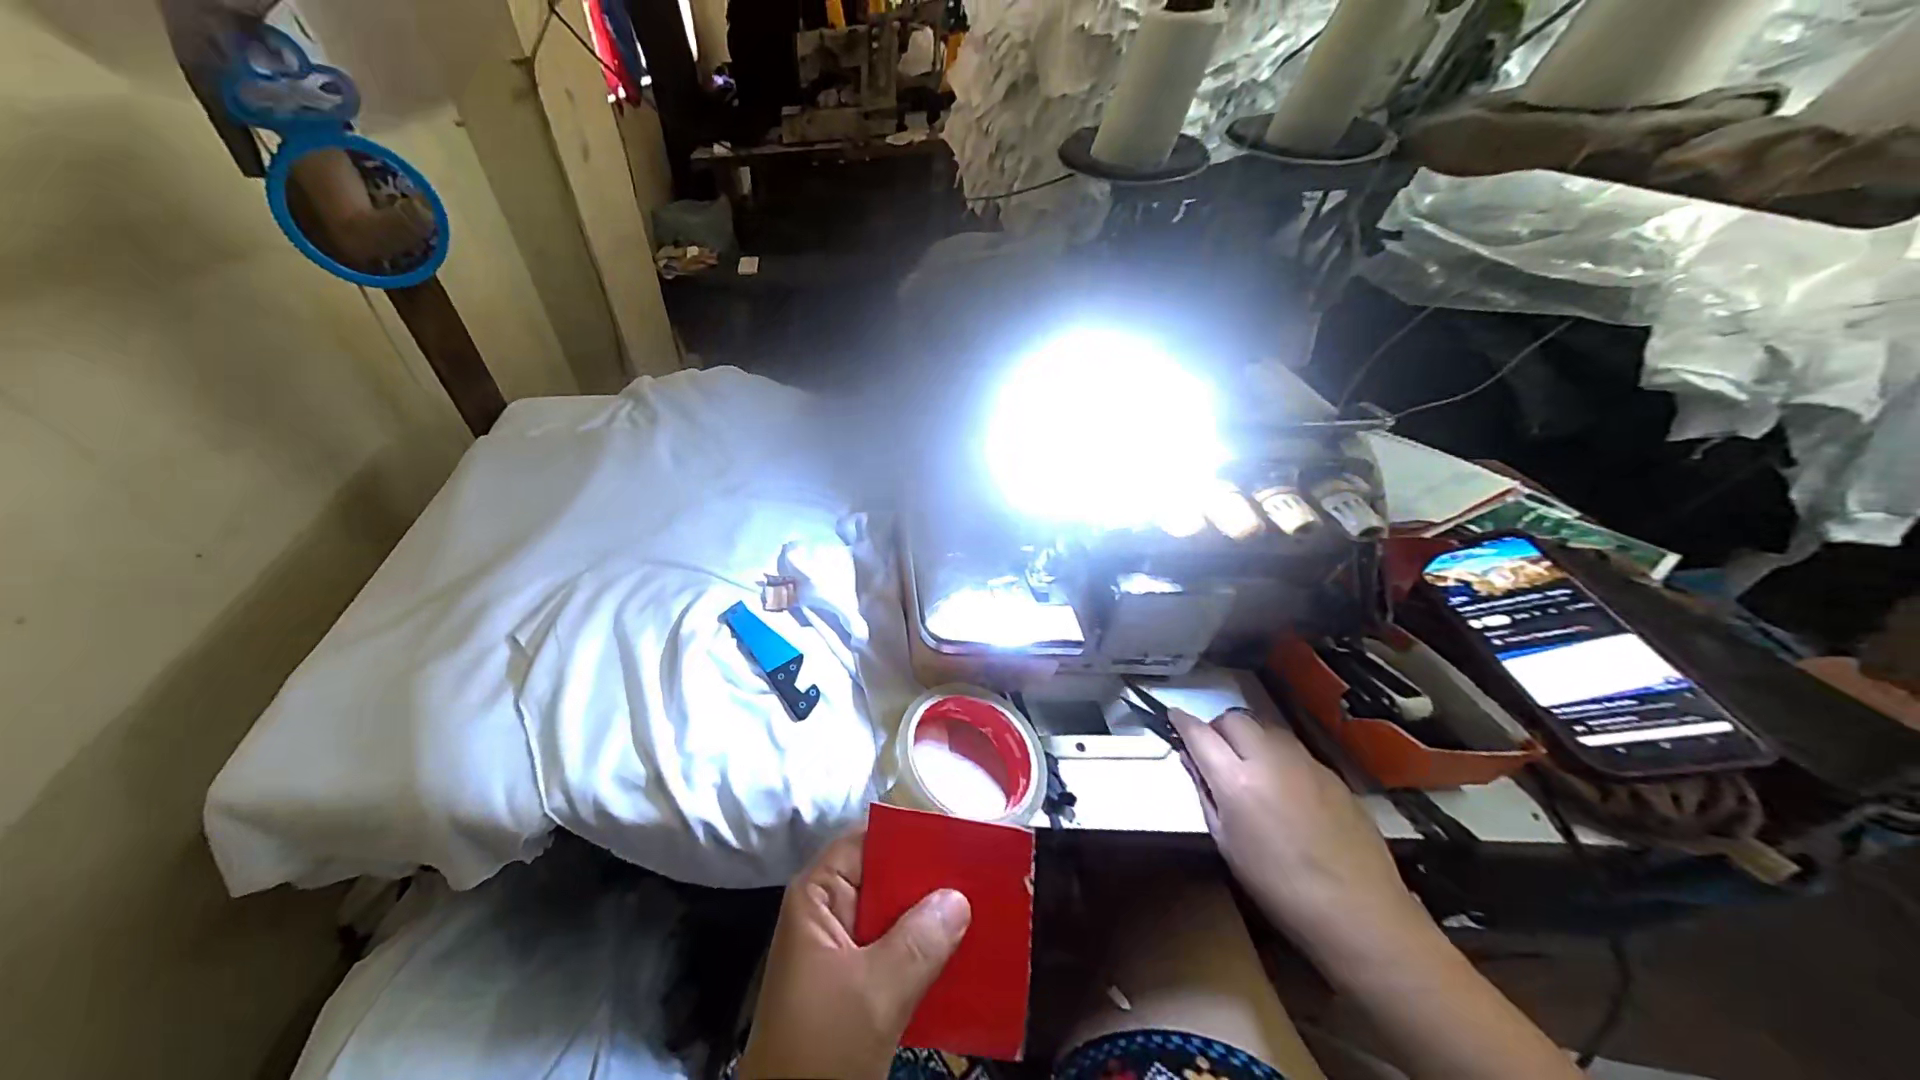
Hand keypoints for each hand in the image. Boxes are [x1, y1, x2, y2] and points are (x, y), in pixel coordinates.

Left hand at [738, 830, 972, 1079]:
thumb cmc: (820, 1049)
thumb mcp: (874, 993)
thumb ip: (918, 941)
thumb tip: (959, 897)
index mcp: (819, 896)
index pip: (869, 841)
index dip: (913, 834)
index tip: (963, 835)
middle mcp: (830, 912)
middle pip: (888, 876)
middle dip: (933, 878)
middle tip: (987, 873)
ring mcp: (844, 948)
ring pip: (898, 915)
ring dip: (937, 917)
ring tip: (989, 906)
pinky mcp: (858, 982)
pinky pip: (900, 950)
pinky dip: (930, 951)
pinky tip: (967, 952)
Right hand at [1171, 708, 1425, 951]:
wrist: (1358, 911)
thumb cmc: (1280, 888)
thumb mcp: (1228, 845)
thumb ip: (1207, 796)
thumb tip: (1194, 764)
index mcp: (1236, 781)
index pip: (1199, 734)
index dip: (1182, 723)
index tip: (1174, 718)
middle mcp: (1269, 760)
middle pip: (1234, 719)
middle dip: (1217, 727)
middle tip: (1213, 750)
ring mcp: (1305, 763)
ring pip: (1266, 728)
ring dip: (1249, 736)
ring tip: (1247, 764)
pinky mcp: (1331, 774)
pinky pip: (1294, 749)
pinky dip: (1277, 755)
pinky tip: (1283, 785)